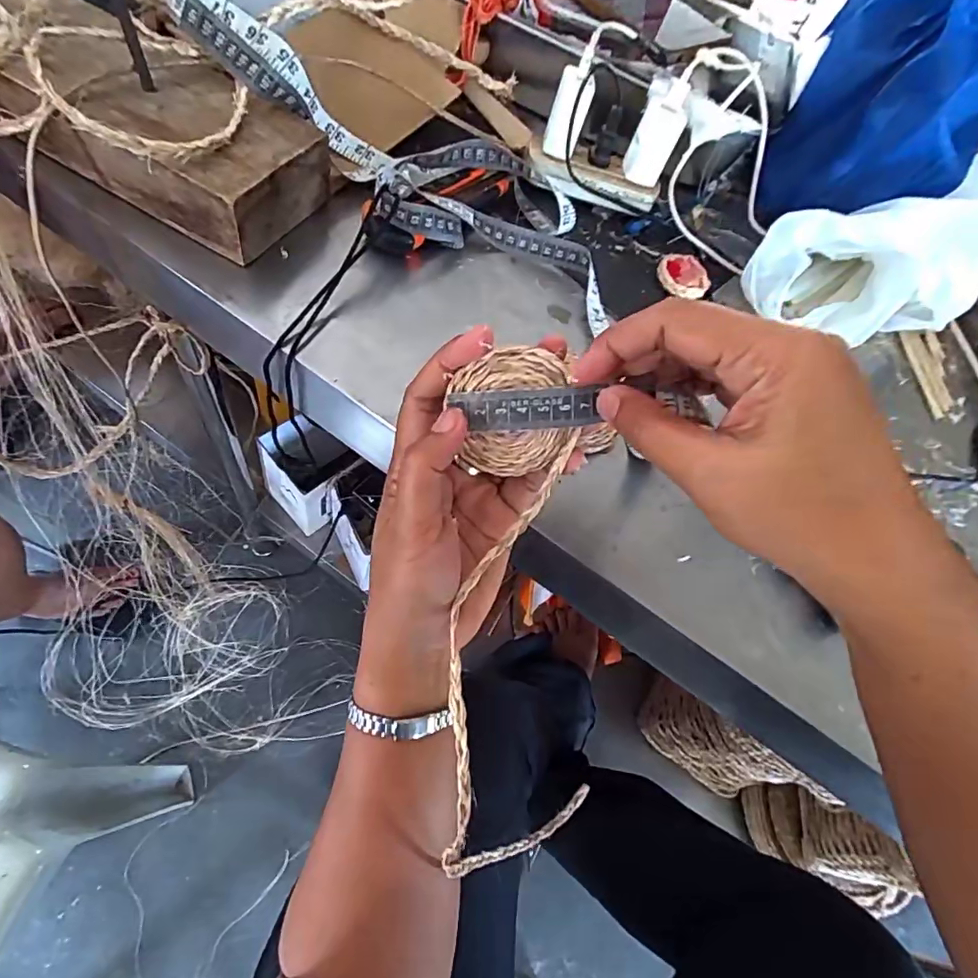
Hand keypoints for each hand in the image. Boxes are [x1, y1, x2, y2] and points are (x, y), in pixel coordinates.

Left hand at [358, 327, 581, 713]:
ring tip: (569, 397)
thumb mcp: (409, 522)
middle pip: (480, 413)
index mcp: (414, 463)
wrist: (427, 637)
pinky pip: (533, 483)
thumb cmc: (404, 581)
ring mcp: (480, 492)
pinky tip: (573, 452)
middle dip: (510, 382)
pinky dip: (553, 466)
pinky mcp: (505, 516)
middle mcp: (448, 469)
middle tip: (546, 357)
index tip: (481, 340)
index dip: (450, 365)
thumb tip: (456, 414)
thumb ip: (428, 465)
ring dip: (540, 421)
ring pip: (514, 444)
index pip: (429, 400)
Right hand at [571, 299, 942, 610]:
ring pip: (715, 348)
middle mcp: (795, 342)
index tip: (582, 377)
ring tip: (627, 404)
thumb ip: (649, 426)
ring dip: (666, 371)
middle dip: (639, 357)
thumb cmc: (798, 519)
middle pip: (697, 327)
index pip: (677, 319)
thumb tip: (605, 398)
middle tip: (599, 395)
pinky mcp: (806, 385)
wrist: (878, 559)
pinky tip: (670, 408)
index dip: (619, 342)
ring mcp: (805, 362)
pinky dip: (698, 385)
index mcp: (778, 351)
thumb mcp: (710, 473)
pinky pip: (738, 371)